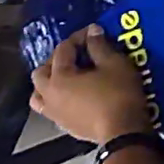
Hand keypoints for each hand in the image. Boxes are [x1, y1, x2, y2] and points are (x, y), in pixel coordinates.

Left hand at [31, 25, 152, 144]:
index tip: (94, 32)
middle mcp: (50, 96)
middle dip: (57, 60)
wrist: (123, 132)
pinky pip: (51, 107)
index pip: (62, 50)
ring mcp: (54, 114)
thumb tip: (92, 32)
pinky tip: (77, 94)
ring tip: (70, 76)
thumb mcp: (114, 63)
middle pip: (41, 73)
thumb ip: (99, 45)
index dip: (78, 37)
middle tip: (78, 55)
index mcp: (59, 78)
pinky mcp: (64, 126)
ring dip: (51, 82)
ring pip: (40, 94)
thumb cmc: (118, 93)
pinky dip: (58, 97)